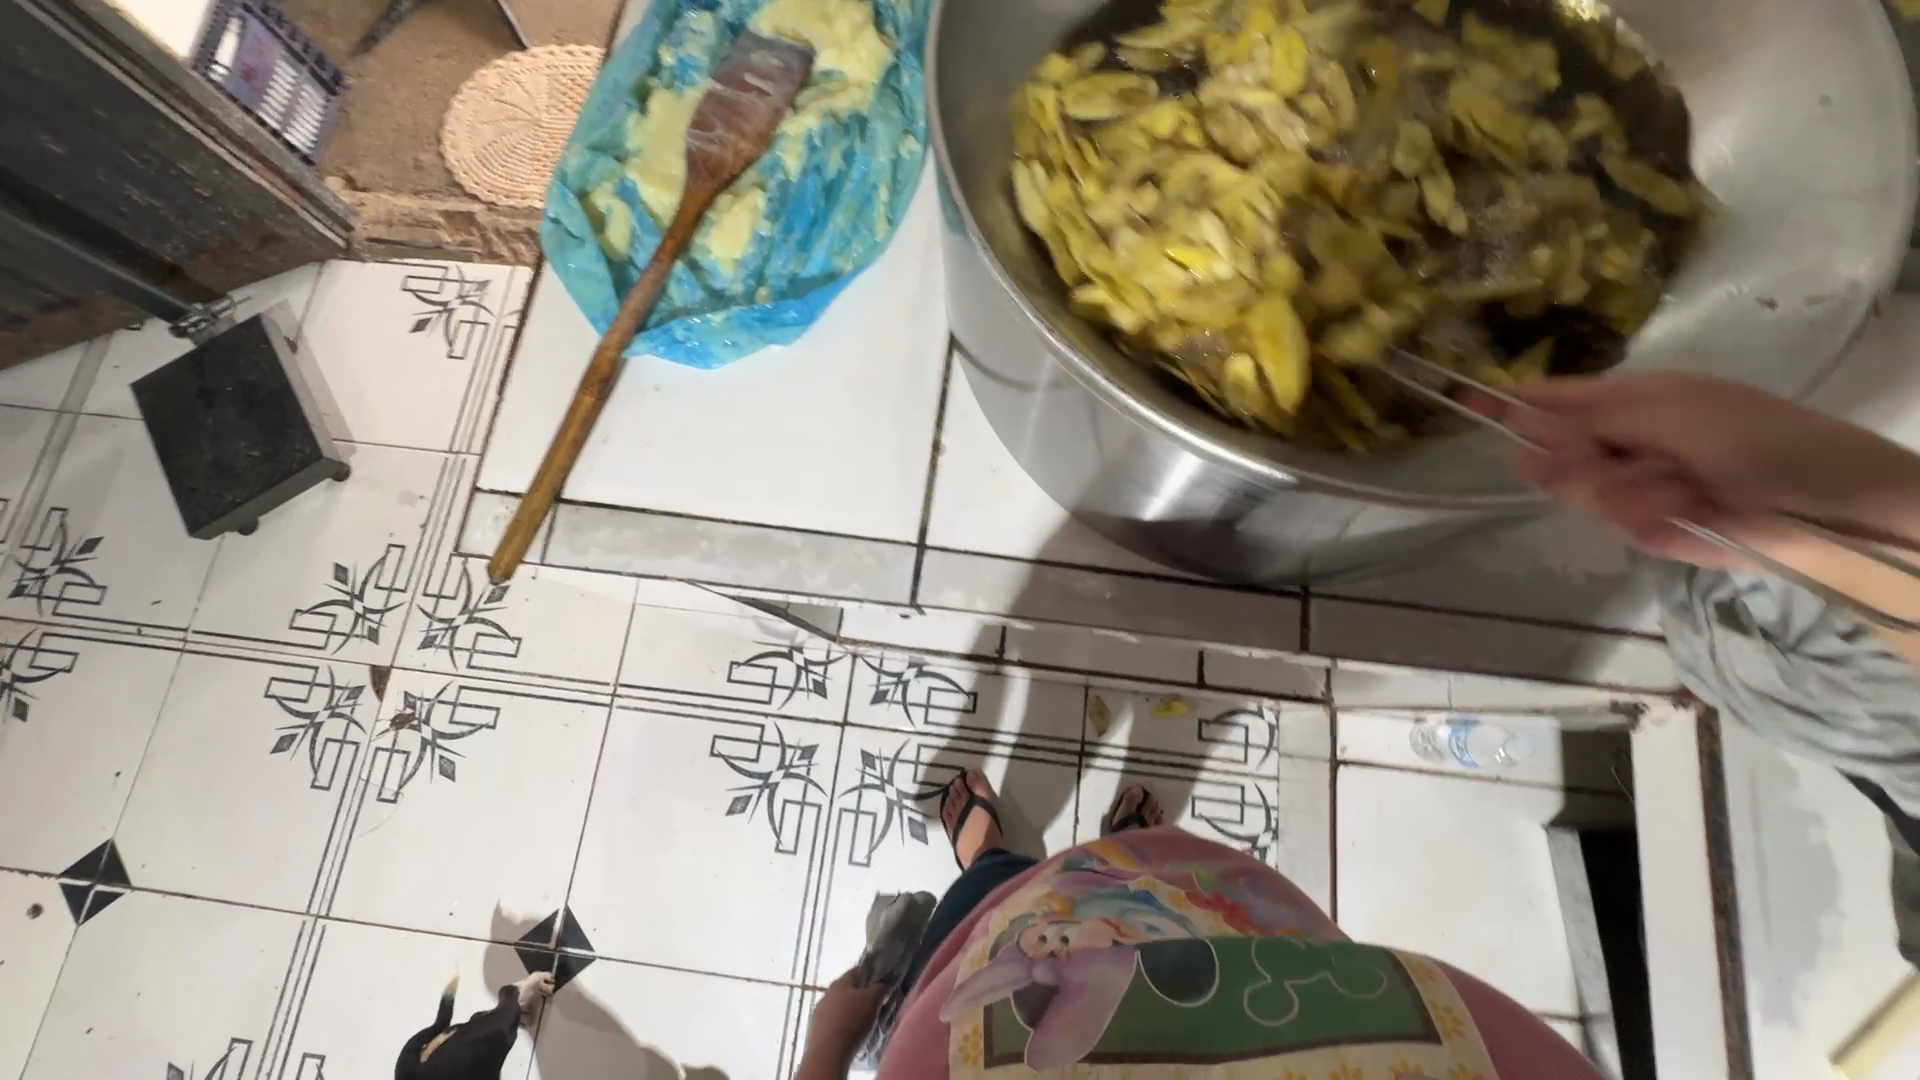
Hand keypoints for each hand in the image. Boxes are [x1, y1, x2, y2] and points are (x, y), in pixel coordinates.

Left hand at [801, 967, 885, 1075]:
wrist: (827, 1054)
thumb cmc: (852, 1022)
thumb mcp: (873, 1000)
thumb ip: (881, 987)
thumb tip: (885, 981)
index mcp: (841, 982)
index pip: (858, 971)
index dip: (872, 974)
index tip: (883, 982)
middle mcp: (827, 993)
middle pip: (848, 990)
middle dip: (861, 995)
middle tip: (875, 1005)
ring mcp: (819, 1012)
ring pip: (839, 1007)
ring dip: (850, 1012)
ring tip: (864, 1023)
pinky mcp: (815, 1031)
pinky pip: (833, 1023)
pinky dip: (842, 1026)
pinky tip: (850, 1035)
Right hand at [1470, 372, 1919, 566]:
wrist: (1828, 506)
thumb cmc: (1758, 438)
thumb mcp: (1667, 410)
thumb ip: (1587, 417)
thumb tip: (1516, 416)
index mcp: (1623, 404)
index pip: (1547, 401)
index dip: (1506, 403)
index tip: (1464, 403)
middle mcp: (1615, 444)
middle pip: (1547, 451)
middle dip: (1570, 457)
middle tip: (1603, 458)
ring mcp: (1624, 487)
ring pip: (1573, 489)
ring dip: (1619, 487)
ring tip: (1675, 486)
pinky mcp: (1637, 527)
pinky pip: (1607, 518)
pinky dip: (1643, 513)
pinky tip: (1683, 509)